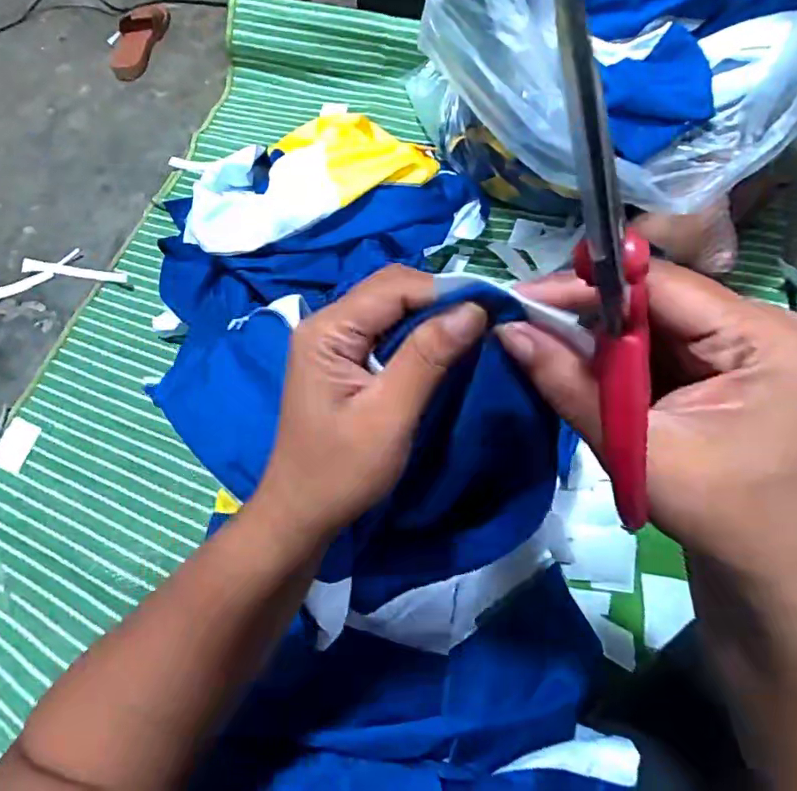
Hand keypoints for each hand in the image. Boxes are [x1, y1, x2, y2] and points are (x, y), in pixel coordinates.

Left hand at [248, 265, 488, 550]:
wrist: (302, 510)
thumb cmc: (341, 470)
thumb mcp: (389, 415)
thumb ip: (427, 357)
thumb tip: (473, 308)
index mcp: (327, 329)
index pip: (393, 286)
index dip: (444, 290)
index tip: (494, 305)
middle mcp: (325, 322)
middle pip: (389, 288)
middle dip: (439, 297)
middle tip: (488, 317)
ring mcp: (331, 339)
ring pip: (389, 306)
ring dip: (431, 313)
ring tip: (475, 328)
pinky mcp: (341, 357)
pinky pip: (384, 328)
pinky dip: (416, 331)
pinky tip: (443, 345)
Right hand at [497, 259, 796, 586]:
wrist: (766, 565)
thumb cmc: (716, 512)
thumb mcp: (633, 445)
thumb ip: (568, 382)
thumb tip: (506, 328)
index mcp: (765, 339)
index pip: (660, 285)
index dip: (586, 285)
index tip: (523, 296)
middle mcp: (762, 325)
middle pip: (654, 294)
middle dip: (585, 307)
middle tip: (522, 318)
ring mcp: (746, 341)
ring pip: (649, 313)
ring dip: (594, 327)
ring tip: (540, 335)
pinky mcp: (725, 358)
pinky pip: (655, 334)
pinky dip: (611, 346)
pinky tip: (575, 355)